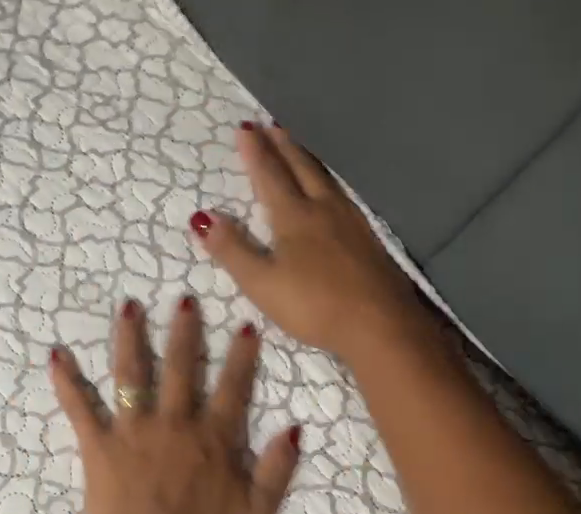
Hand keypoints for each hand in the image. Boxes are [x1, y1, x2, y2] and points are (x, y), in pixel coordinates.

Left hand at [49, 296, 301, 513]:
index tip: (246, 326)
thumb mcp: (258, 510)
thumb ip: (278, 468)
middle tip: (183, 300)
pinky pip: (79, 407)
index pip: (233, 386)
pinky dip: (65, 381)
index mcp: (214, 437)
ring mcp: (134, 430)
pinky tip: (55, 356)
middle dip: (184, 330)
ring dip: (130, 337)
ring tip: (128, 307)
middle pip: (181, 367)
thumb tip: (295, 427)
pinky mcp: (98, 445)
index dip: (242, 356)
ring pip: (131, 374)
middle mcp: (175, 422)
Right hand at [192, 123, 437, 357]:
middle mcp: (322, 208)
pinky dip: (326, 177)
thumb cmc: (313, 305)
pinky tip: (329, 186)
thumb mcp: (261, 283)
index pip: (269, 176)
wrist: (377, 322)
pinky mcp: (365, 235)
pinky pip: (340, 191)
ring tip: (296, 143)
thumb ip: (232, 251)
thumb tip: (203, 217)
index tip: (244, 128)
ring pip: (324, 176)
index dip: (255, 153)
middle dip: (282, 145)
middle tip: (270, 124)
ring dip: (306, 156)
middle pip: (300, 167)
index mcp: (293, 217)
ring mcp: (349, 219)